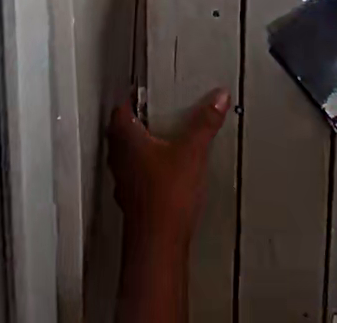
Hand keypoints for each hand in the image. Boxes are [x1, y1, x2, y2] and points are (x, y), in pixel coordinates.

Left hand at [107, 88, 230, 243]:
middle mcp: (118, 155)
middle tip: (155, 112)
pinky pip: (134, 174)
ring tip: (161, 140)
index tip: (144, 92)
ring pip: (125, 152)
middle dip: (137, 120)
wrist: (159, 244)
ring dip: (140, 145)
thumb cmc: (167, 196)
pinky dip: (145, 168)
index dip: (132, 98)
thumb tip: (218, 97)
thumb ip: (205, 123)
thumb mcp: (192, 152)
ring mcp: (121, 178)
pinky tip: (163, 173)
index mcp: (125, 136)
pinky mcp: (130, 198)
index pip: (121, 106)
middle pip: (121, 128)